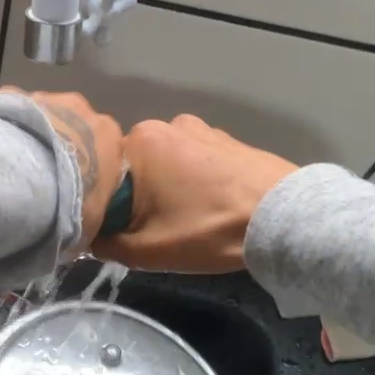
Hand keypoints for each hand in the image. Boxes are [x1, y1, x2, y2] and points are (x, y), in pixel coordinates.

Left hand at [0, 88, 123, 247]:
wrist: (28, 180)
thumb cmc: (70, 204)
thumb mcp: (91, 222)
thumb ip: (91, 215)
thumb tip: (79, 228)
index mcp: (109, 134)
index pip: (105, 144)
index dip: (89, 163)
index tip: (73, 183)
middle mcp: (81, 108)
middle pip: (74, 123)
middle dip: (60, 143)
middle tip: (42, 174)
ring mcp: (46, 98)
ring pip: (42, 113)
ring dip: (33, 133)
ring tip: (15, 163)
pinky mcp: (13, 95)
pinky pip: (10, 107)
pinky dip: (5, 124)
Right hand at [94, 115, 297, 272]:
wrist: (285, 220)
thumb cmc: (209, 229)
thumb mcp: (147, 250)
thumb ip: (106, 245)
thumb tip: (89, 239)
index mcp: (139, 140)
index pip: (102, 171)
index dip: (104, 202)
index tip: (115, 227)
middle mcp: (166, 124)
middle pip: (133, 165)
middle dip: (136, 194)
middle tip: (149, 227)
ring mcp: (201, 128)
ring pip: (165, 163)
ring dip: (166, 187)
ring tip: (182, 218)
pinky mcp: (228, 139)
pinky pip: (195, 160)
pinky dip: (194, 181)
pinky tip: (207, 206)